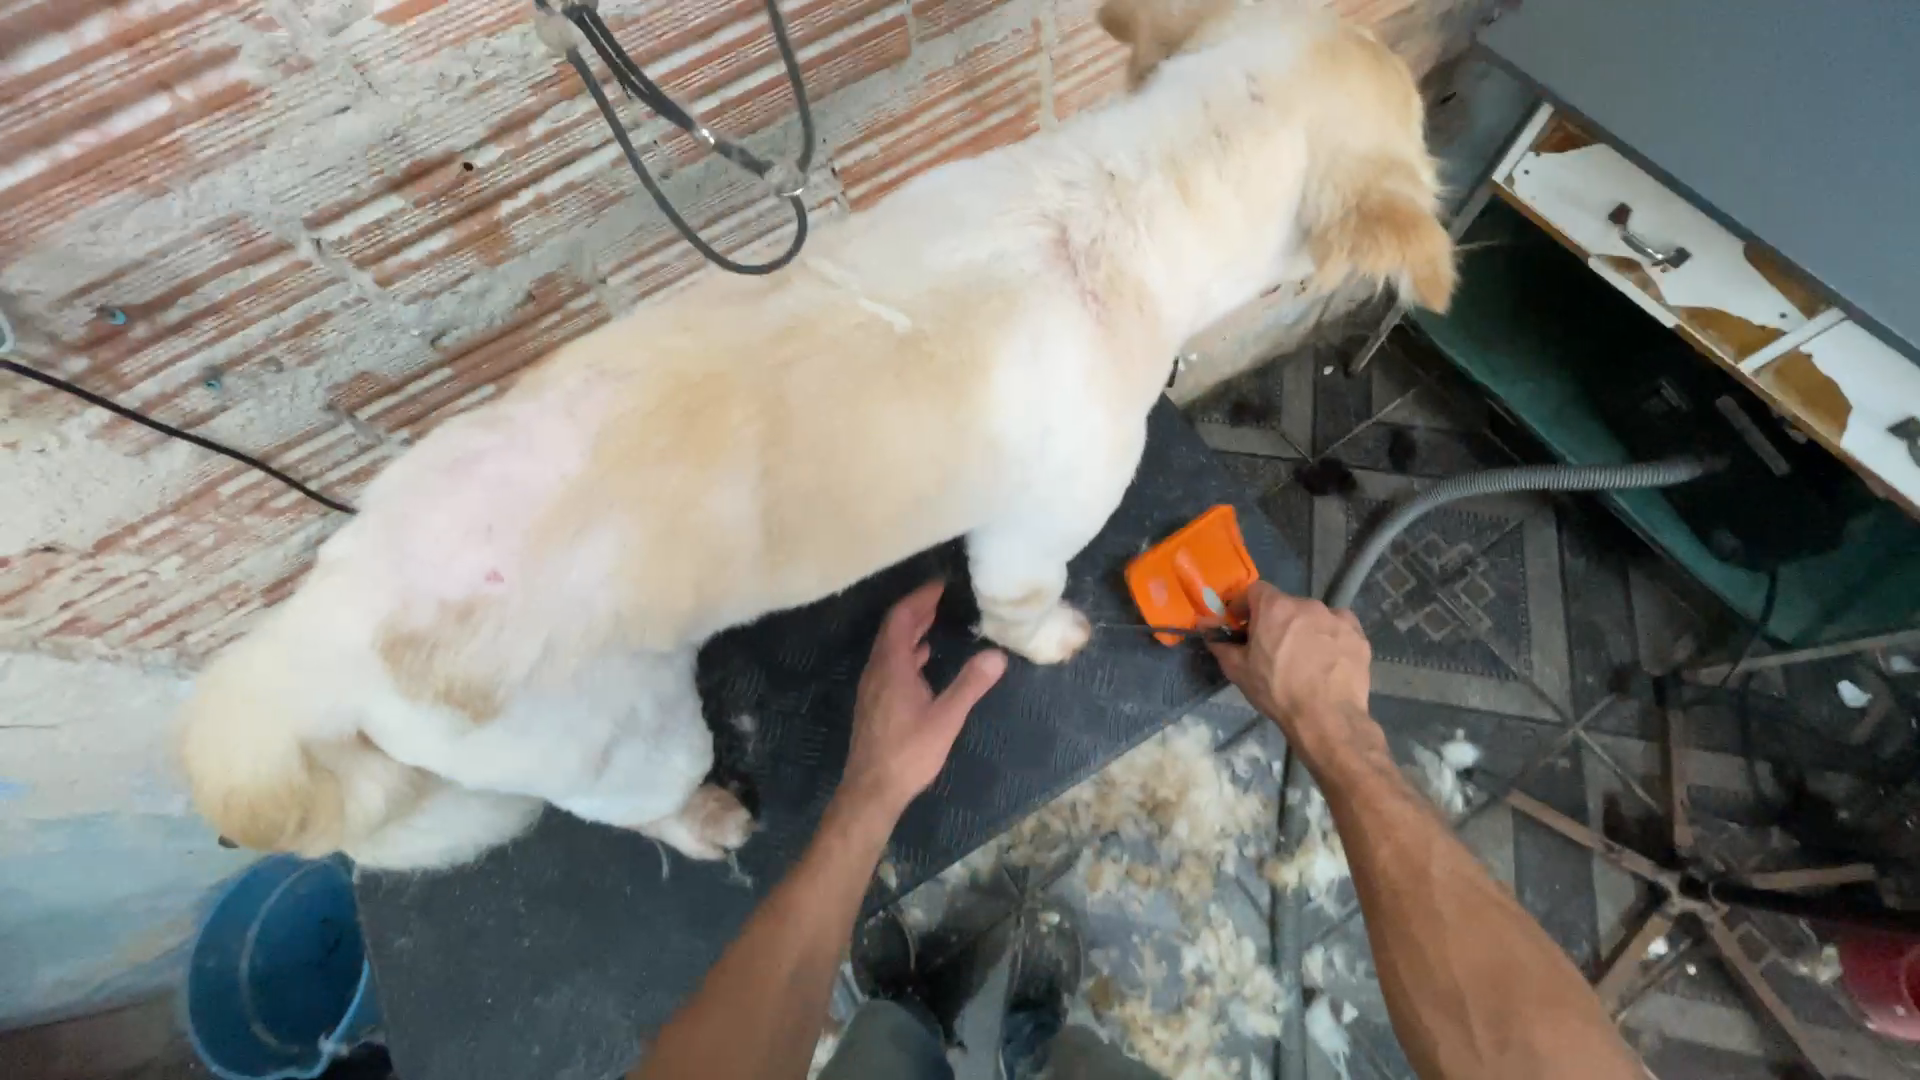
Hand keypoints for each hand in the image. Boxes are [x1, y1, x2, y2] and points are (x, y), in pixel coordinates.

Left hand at [840, 582, 1007, 819]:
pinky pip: (890, 662)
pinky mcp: (875, 701)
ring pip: (890, 646)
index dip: (920, 597)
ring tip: (937, 619)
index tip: (942, 584)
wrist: (871, 790)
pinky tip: (923, 659)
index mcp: (891, 666)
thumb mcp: (946, 719)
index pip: (901, 617)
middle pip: (894, 628)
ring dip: (911, 629)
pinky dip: (907, 650)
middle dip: (917, 608)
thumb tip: (997, 654)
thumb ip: (970, 685)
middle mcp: (877, 669)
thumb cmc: (908, 753)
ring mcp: (873, 686)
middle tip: (944, 596)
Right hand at [1208, 581, 1379, 774]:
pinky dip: (1330, 637)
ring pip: (1313, 616)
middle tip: (1273, 646)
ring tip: (1304, 656)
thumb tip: (1207, 629)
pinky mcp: (1358, 635)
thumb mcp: (1238, 670)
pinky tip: (1328, 659)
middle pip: (1285, 604)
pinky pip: (1338, 627)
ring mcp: (1336, 618)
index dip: (1246, 605)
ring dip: (1304, 628)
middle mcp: (1306, 604)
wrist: (1326, 717)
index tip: (1243, 624)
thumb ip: (1221, 643)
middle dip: (1277, 620)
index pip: (1255, 590)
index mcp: (1274, 607)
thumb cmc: (1276, 690)